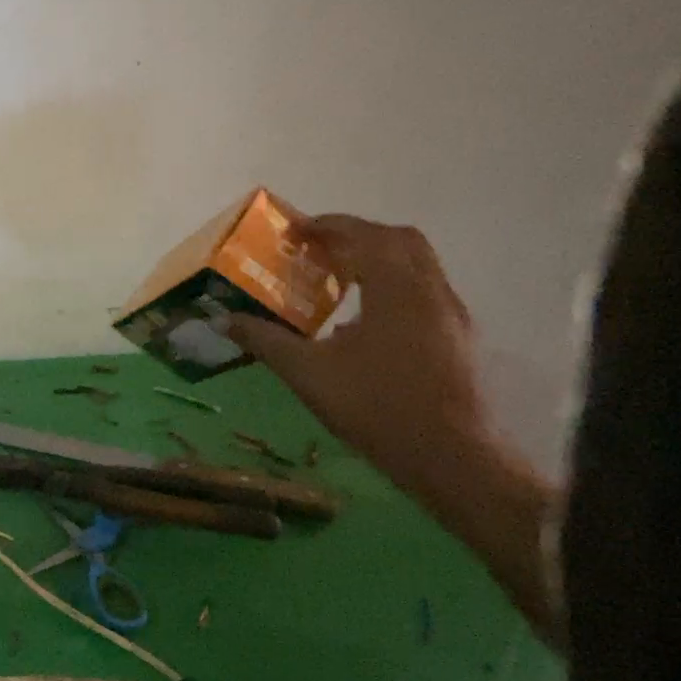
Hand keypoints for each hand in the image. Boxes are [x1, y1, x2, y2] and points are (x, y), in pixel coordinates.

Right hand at [224, 215, 490, 503]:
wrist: (448, 455)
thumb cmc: (374, 405)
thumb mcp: (306, 372)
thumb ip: (265, 340)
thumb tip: (224, 319)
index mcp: (397, 290)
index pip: (366, 237)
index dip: (330, 226)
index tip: (296, 229)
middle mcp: (432, 292)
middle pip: (401, 241)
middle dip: (359, 235)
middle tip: (318, 248)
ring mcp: (451, 316)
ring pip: (418, 267)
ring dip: (378, 260)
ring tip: (336, 278)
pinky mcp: (456, 339)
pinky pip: (423, 293)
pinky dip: (391, 287)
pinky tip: (360, 319)